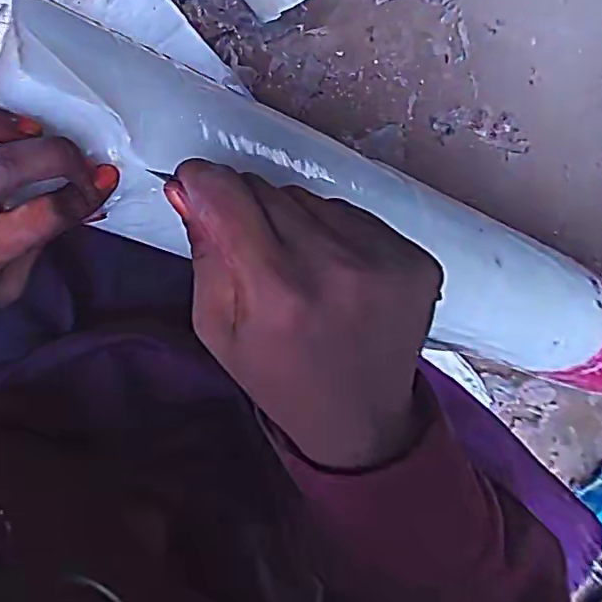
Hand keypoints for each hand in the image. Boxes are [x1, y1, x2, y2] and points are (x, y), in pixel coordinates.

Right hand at [164, 160, 442, 468]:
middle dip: (241, 206)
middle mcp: (335, 267)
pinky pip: (346, 212)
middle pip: (265, 190)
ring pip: (305, 197)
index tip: (192, 184)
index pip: (228, 196)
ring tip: (292, 265)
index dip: (202, 182)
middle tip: (245, 248)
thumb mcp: (215, 326)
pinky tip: (328, 269)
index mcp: (278, 292)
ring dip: (286, 218)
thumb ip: (203, 252)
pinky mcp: (414, 257)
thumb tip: (187, 190)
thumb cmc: (275, 374)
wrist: (361, 419)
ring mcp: (383, 260)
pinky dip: (326, 229)